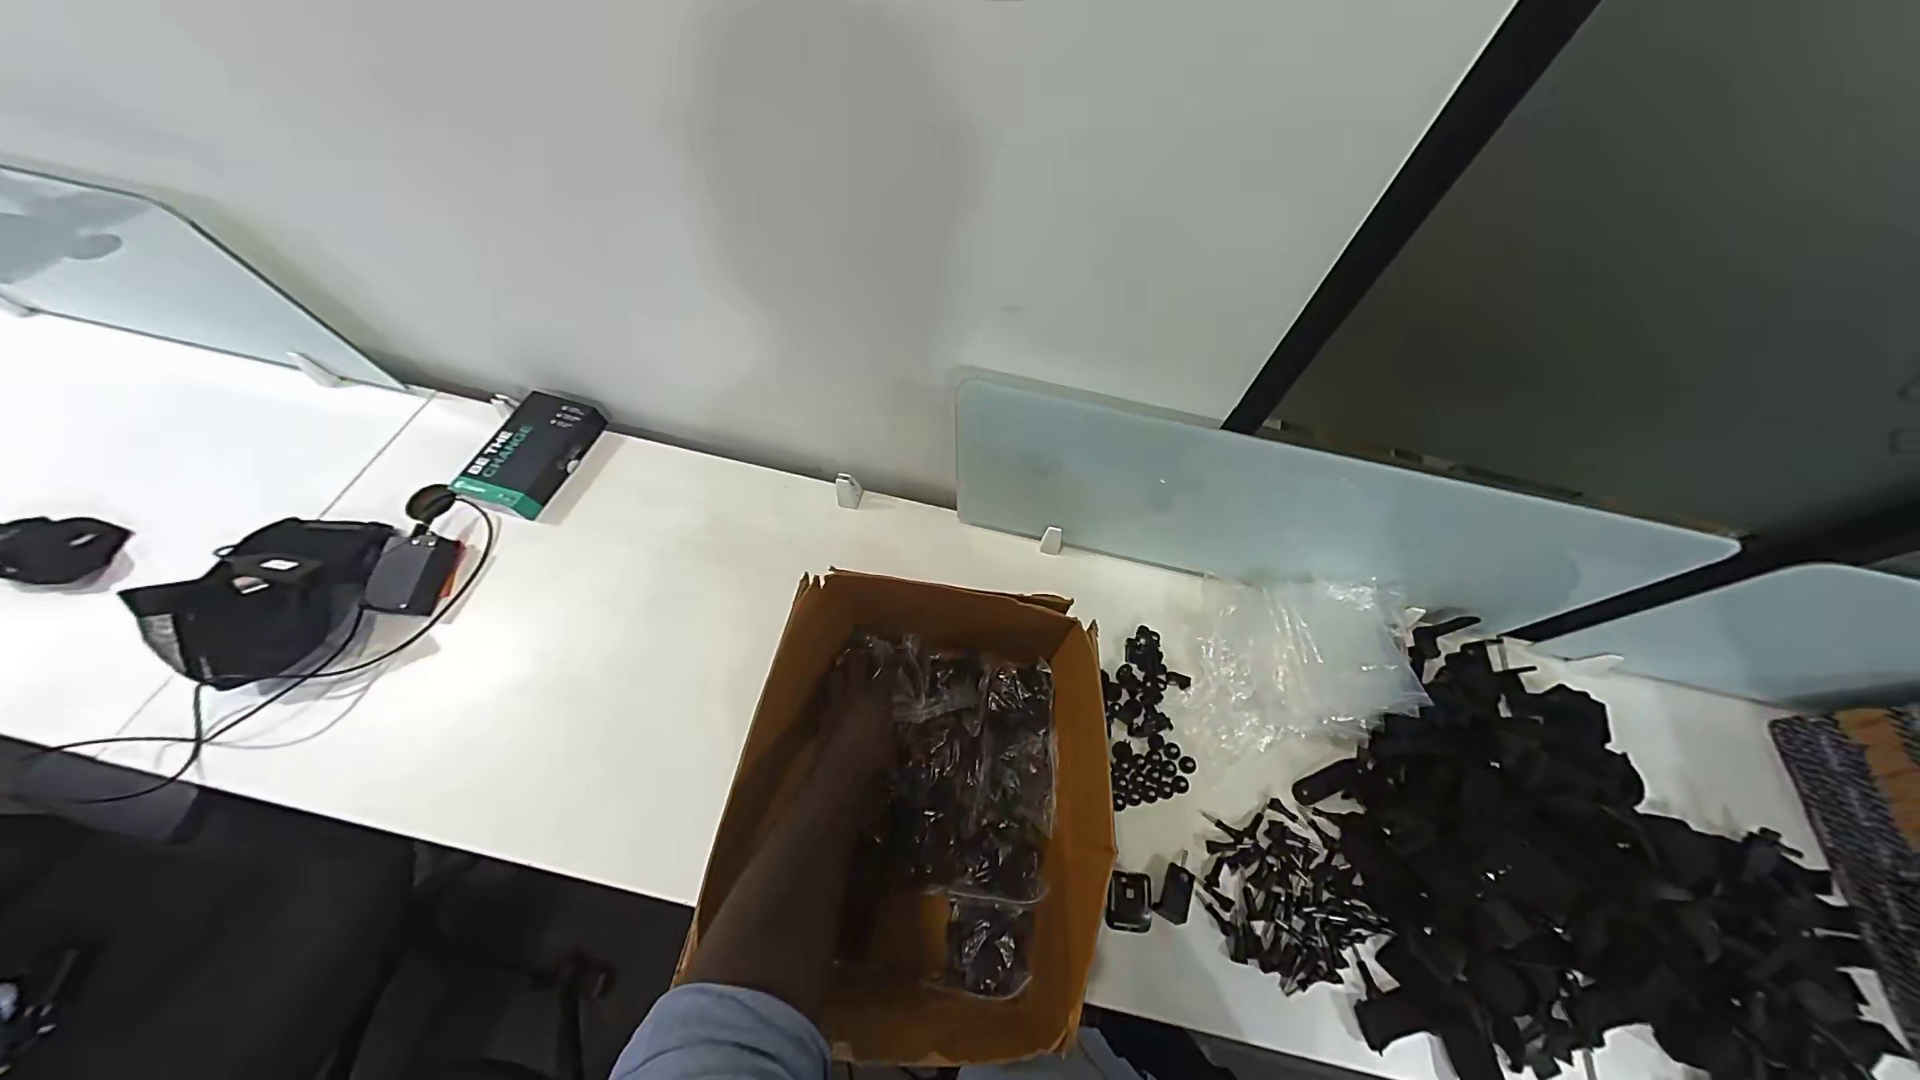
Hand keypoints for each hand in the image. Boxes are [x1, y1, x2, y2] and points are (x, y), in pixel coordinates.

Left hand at [819, 649, 895, 779]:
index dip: (892, 663)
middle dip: (860, 656)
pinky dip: (828, 693)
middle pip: (856, 663)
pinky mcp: (823, 716)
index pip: (888, 673)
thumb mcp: (895, 745)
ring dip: (839, 669)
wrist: (841, 771)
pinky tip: (830, 694)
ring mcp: (836, 702)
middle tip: (864, 652)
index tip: (896, 655)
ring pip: (834, 675)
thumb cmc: (875, 757)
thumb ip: (897, 733)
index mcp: (878, 696)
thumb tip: (906, 736)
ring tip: (842, 665)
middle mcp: (856, 692)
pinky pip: (824, 697)